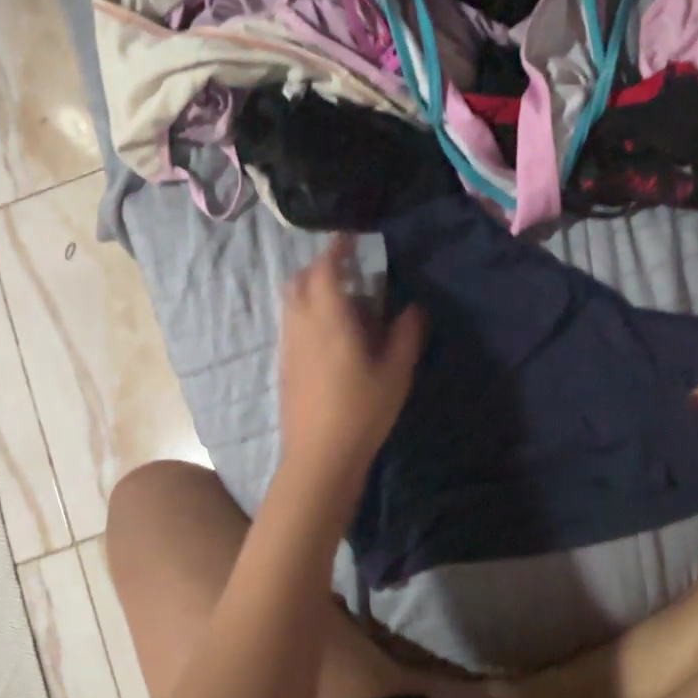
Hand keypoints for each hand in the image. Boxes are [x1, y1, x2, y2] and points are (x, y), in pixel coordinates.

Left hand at [277, 235, 426, 484]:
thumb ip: (406, 335)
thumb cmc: (362, 413)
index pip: (324, 270)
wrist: (319, 458)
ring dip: (311, 291)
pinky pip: (291, 325)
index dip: (336, 250)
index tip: (350, 239)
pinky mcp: (284, 367)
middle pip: (300, 282)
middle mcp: (301, 326)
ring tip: (339, 301)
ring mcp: (288, 347)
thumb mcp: (396, 374)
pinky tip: (328, 336)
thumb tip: (413, 307)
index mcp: (329, 320)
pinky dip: (306, 314)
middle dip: (320, 268)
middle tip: (346, 270)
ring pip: (292, 304)